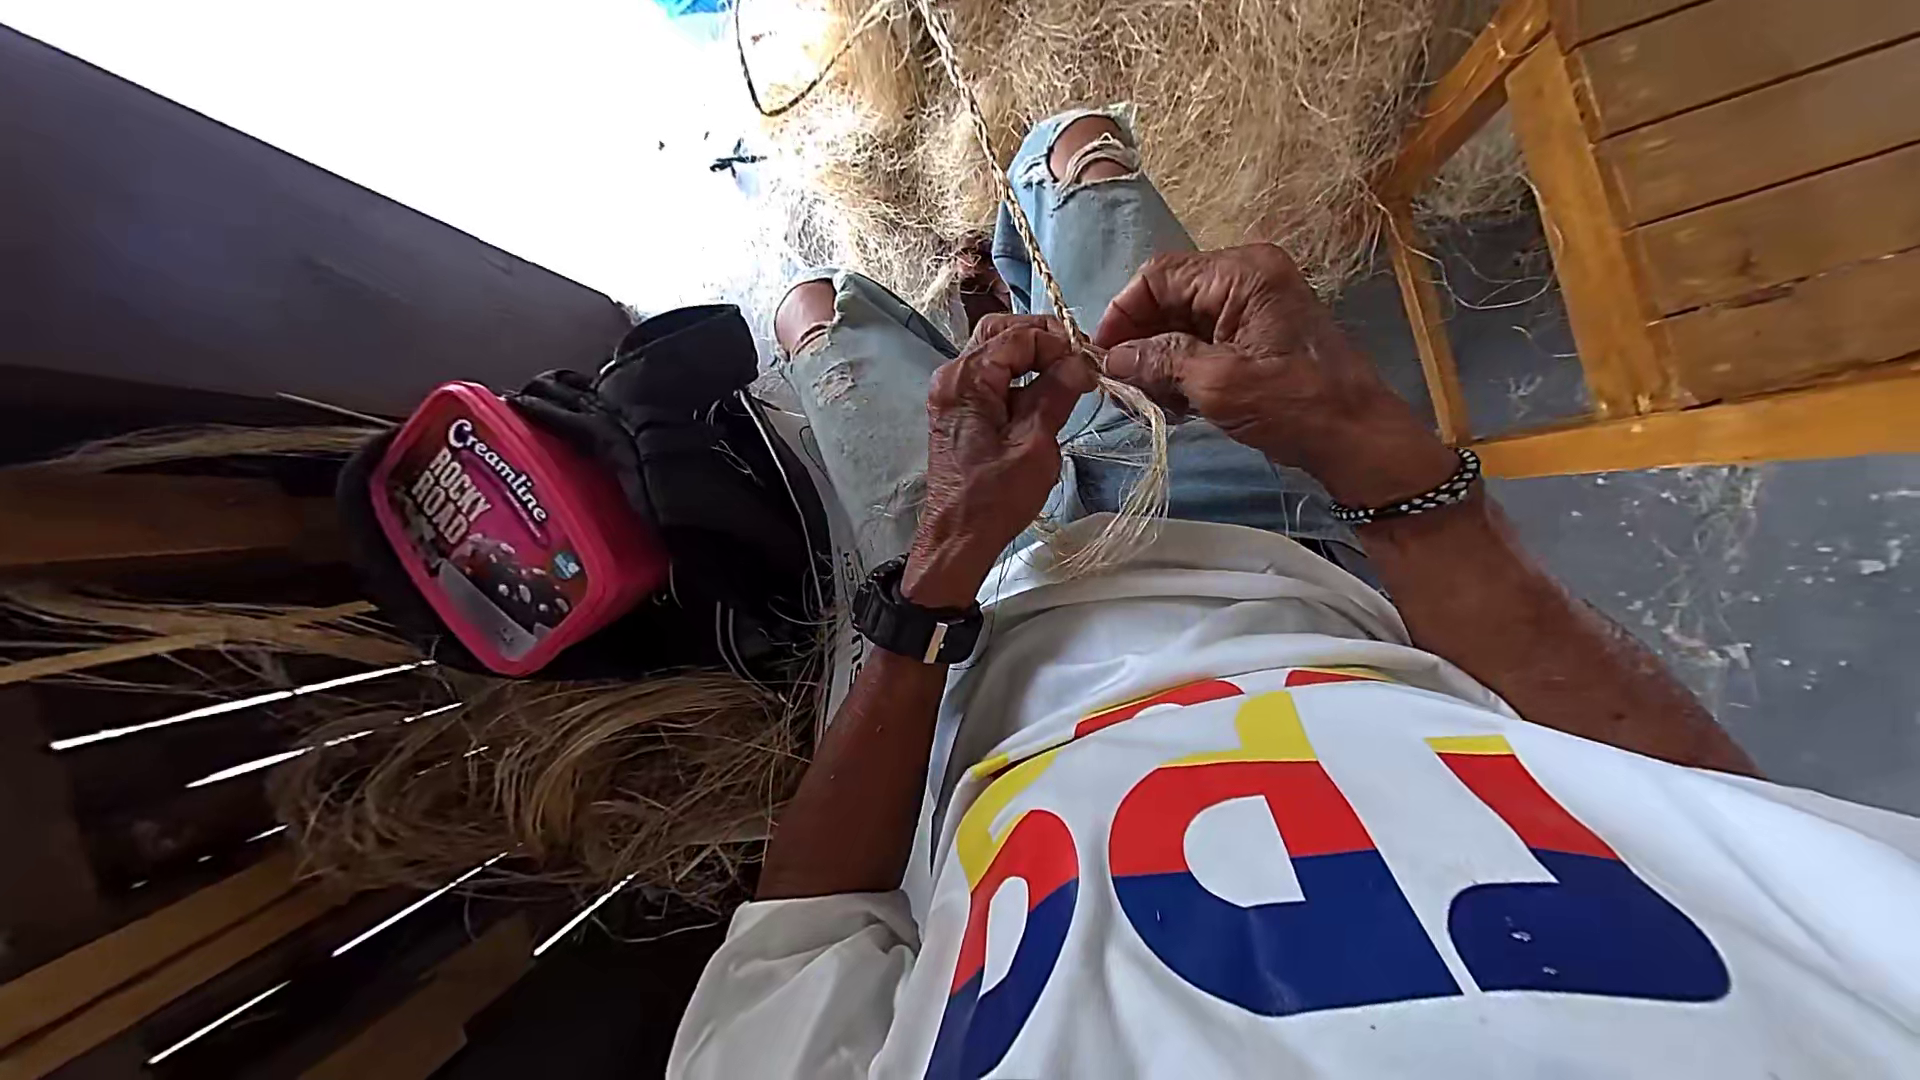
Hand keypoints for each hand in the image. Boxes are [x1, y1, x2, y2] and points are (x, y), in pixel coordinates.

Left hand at [903, 315, 1095, 606]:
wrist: (959, 537)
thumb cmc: (994, 498)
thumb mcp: (1035, 444)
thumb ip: (1056, 394)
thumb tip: (1079, 361)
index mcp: (966, 380)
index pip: (1016, 336)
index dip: (1056, 342)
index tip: (1086, 362)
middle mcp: (952, 378)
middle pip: (999, 334)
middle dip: (1041, 341)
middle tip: (1076, 362)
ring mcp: (952, 396)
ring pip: (994, 356)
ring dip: (1030, 360)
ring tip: (1066, 380)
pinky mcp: (958, 414)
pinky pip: (990, 381)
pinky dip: (1017, 381)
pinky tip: (1043, 399)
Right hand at [1094, 245, 1456, 508]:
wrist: (1354, 438)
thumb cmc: (1294, 404)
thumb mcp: (1218, 383)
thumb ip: (1160, 362)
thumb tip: (1110, 359)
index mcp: (1240, 274)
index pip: (1158, 277)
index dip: (1121, 314)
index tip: (1100, 357)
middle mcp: (1242, 280)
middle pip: (1165, 301)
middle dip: (1137, 344)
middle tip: (1120, 387)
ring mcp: (1247, 310)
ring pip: (1176, 327)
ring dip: (1154, 364)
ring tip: (1146, 402)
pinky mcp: (1248, 339)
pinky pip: (1196, 346)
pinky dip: (1176, 373)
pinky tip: (1170, 404)